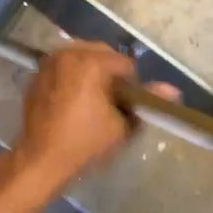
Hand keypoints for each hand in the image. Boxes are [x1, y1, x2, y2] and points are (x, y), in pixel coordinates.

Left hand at [10, 41, 171, 189]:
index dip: (132, 84)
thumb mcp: (122, 126)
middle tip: (114, 100)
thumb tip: (174, 90)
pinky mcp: (37, 73)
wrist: (41, 159)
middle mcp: (69, 53)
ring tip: (94, 97)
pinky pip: (63, 64)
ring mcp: (50, 61)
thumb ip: (146, 103)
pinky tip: (73, 97)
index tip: (129, 105)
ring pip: (81, 55)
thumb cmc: (85, 143)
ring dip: (92, 69)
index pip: (124, 63)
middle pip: (102, 53)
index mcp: (91, 62)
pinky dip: (72, 74)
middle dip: (111, 72)